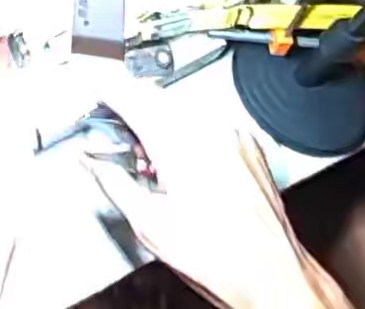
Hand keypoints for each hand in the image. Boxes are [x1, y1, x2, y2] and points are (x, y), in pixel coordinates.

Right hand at [82, 77, 353, 308]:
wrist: (272, 273)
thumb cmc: (220, 257)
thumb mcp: (150, 225)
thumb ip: (114, 183)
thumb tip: (93, 162)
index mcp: (176, 140)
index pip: (131, 98)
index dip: (108, 91)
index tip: (97, 89)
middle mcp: (204, 125)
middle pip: (155, 96)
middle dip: (133, 109)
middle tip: (123, 137)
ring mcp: (228, 128)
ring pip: (181, 105)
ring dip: (161, 121)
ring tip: (158, 163)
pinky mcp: (245, 138)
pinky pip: (207, 118)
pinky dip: (189, 130)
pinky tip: (186, 162)